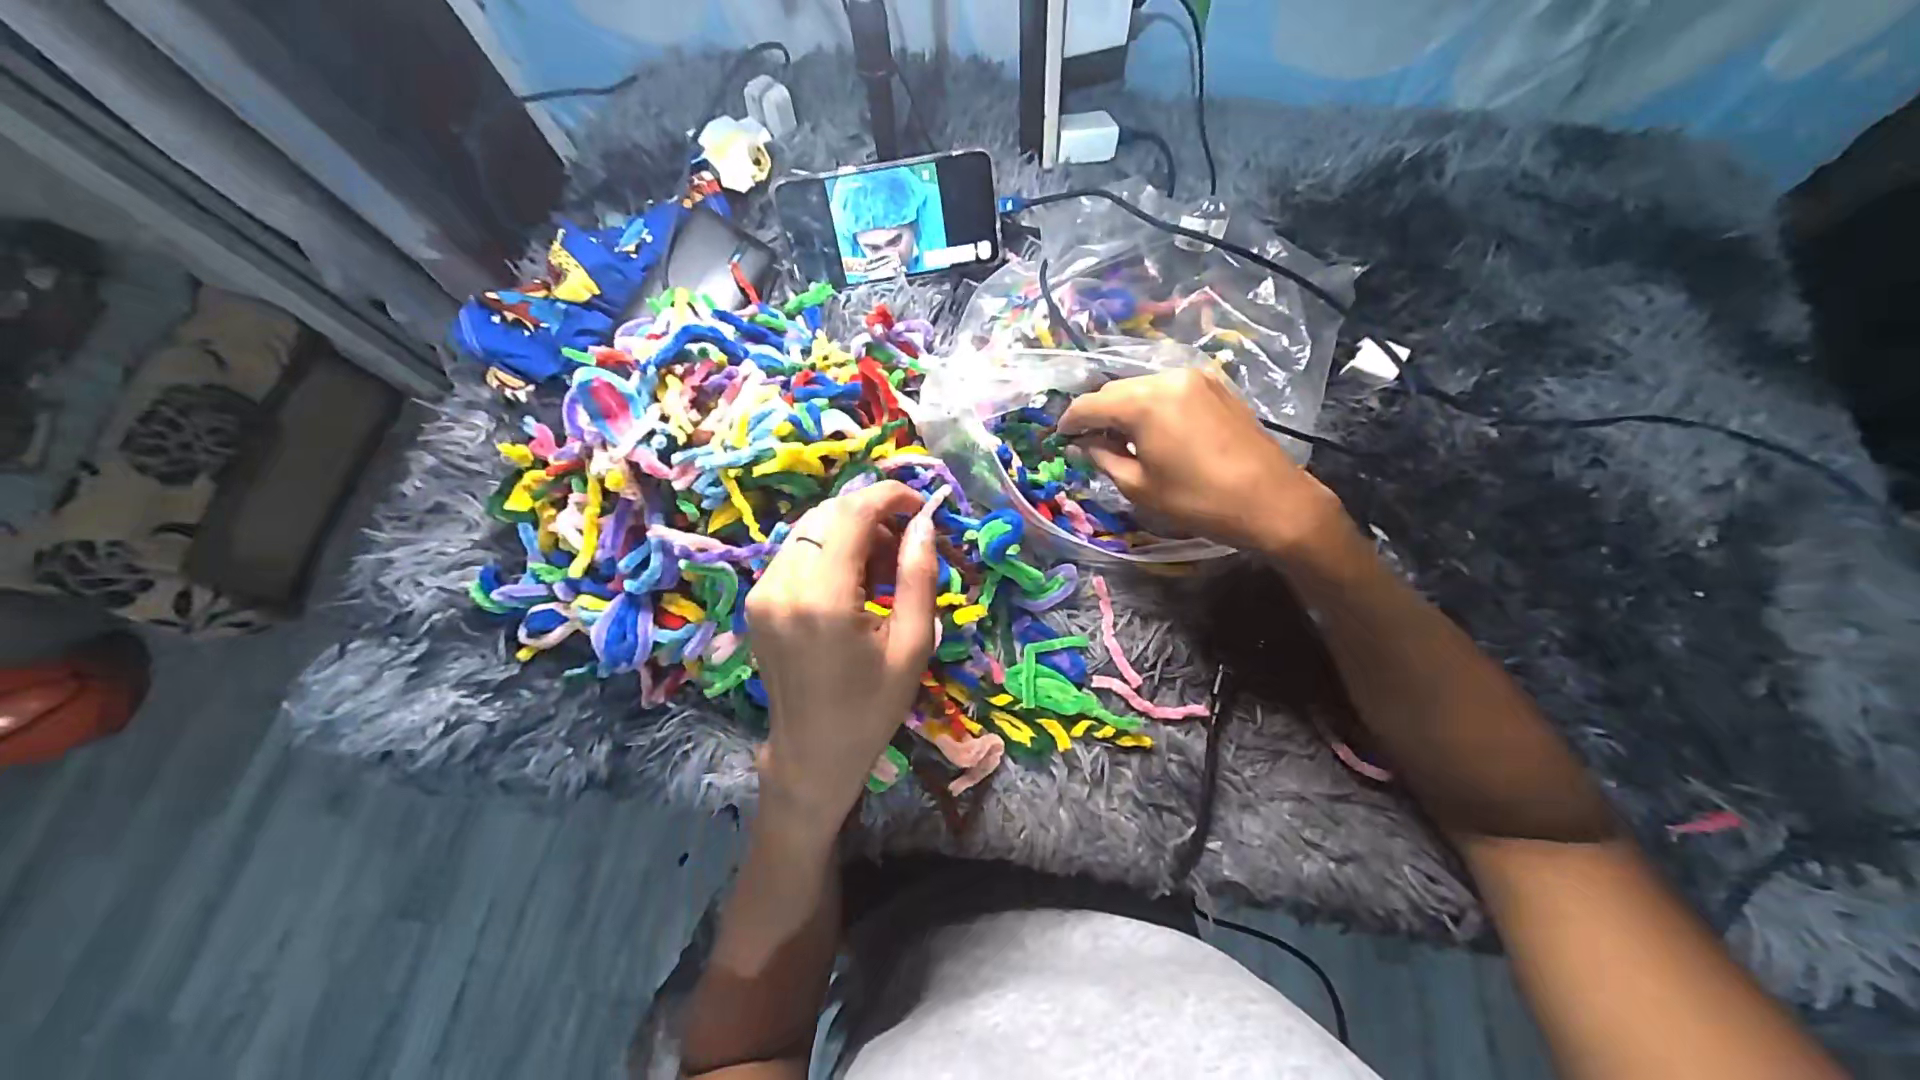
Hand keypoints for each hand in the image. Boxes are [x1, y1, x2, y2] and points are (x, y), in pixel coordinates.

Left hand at [745, 481, 936, 833]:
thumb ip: (919, 575)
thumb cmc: (872, 706)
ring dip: (851, 533)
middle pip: (829, 514)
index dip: (890, 496)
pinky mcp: (756, 600)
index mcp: (823, 598)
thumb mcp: (912, 644)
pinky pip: (796, 551)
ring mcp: (762, 591)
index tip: (920, 505)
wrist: (812, 752)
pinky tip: (852, 585)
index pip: (852, 513)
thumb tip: (924, 522)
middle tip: (905, 550)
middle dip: (873, 517)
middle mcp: (782, 584)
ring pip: (811, 528)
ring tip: (881, 572)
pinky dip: (829, 551)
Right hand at [1057, 368, 1354, 556]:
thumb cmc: (1199, 500)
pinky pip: (1169, 390)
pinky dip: (1152, 406)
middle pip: (1116, 390)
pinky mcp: (1216, 386)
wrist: (1272, 501)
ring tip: (1122, 440)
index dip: (1070, 421)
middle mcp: (1168, 377)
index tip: (1060, 438)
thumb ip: (1103, 457)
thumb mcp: (1140, 486)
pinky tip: (1153, 431)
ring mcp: (1196, 378)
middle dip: (1098, 414)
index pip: (1090, 404)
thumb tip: (1083, 445)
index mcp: (1144, 402)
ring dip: (1125, 409)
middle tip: (1089, 442)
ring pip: (1142, 387)